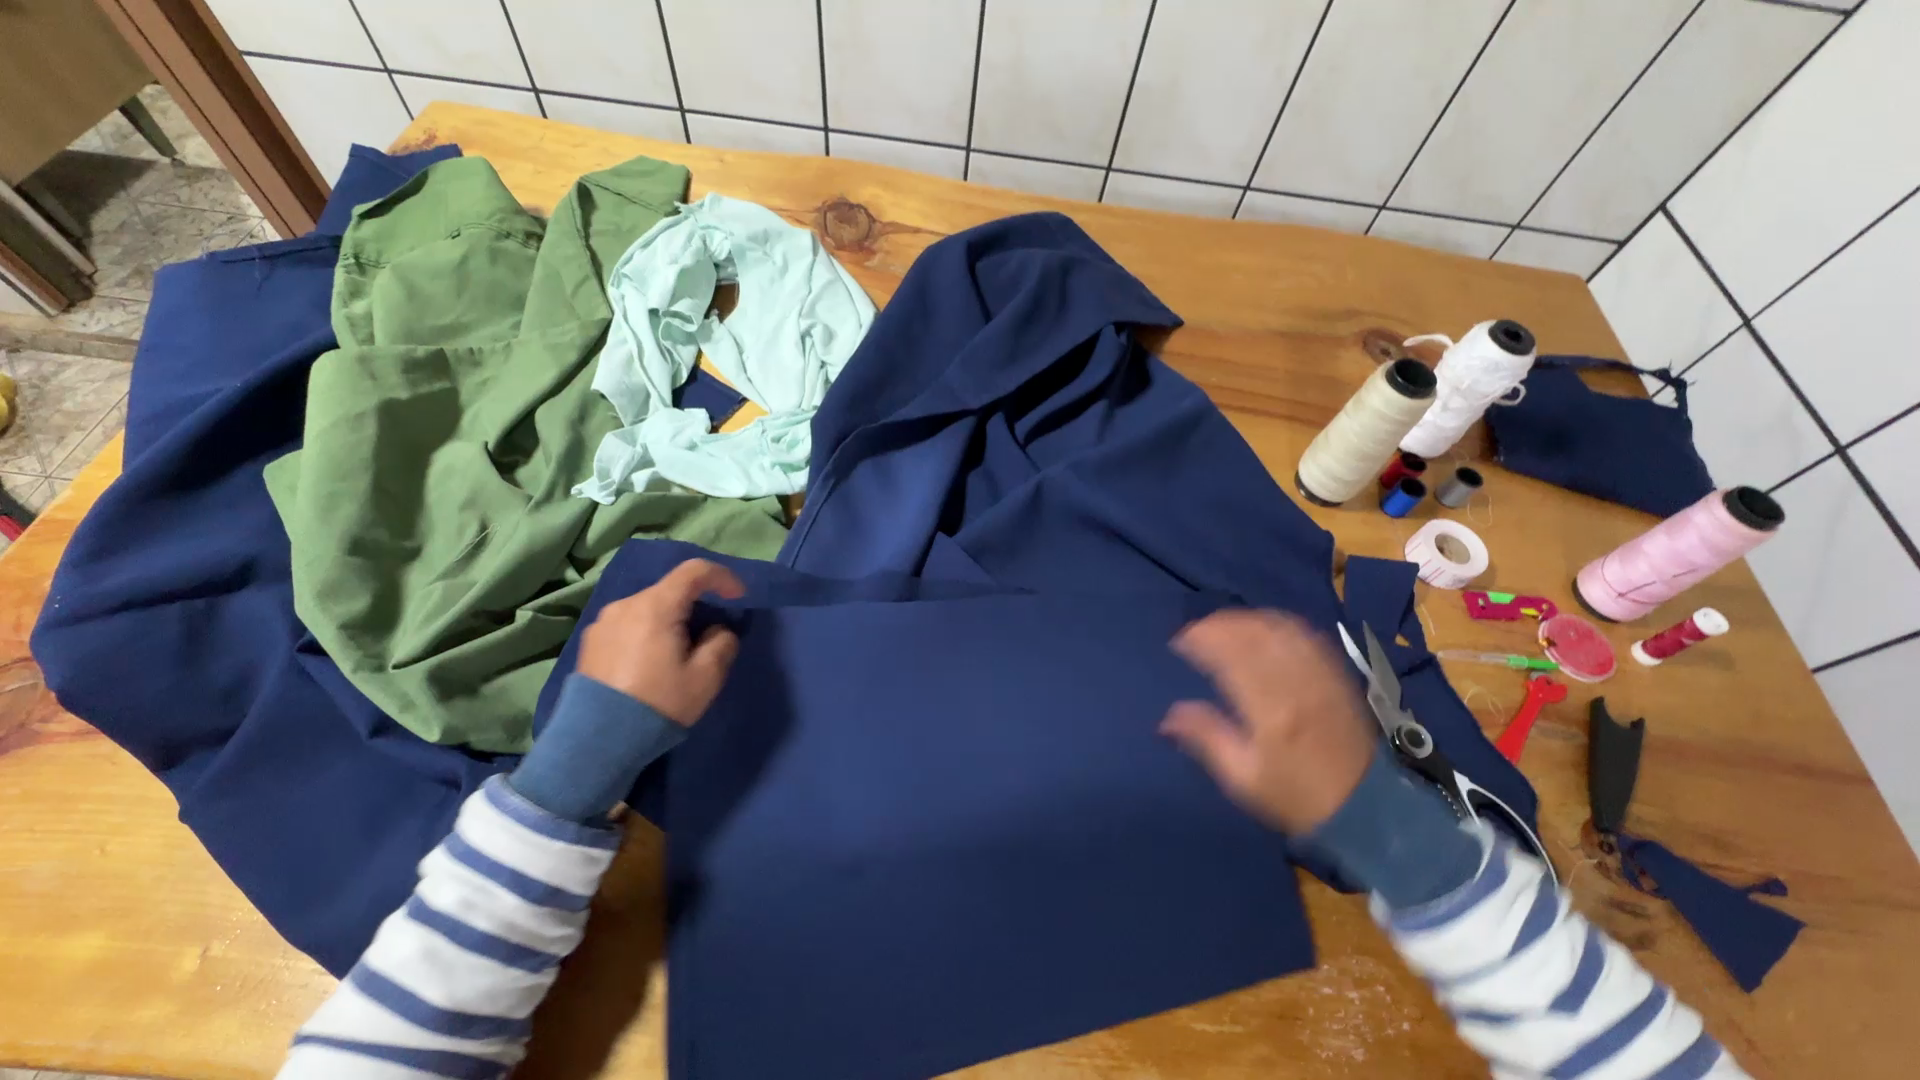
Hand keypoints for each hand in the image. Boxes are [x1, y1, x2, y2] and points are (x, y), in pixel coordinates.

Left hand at [575, 559, 746, 726]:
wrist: (598, 741)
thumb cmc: (658, 704)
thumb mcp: (706, 678)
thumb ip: (722, 644)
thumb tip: (716, 631)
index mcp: (655, 607)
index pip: (694, 571)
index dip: (723, 577)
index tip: (738, 598)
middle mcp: (625, 605)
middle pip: (669, 591)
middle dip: (695, 606)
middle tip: (708, 637)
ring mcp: (602, 623)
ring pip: (647, 608)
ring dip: (668, 620)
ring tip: (676, 655)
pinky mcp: (590, 643)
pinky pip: (627, 625)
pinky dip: (645, 632)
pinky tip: (648, 664)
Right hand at [1162, 611, 1376, 834]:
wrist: (1364, 805)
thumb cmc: (1295, 795)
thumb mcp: (1243, 778)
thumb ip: (1206, 739)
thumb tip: (1167, 717)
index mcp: (1268, 708)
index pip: (1229, 655)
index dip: (1201, 639)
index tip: (1179, 641)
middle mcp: (1295, 682)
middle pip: (1253, 634)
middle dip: (1220, 624)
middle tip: (1196, 630)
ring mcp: (1320, 675)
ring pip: (1280, 629)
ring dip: (1247, 620)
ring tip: (1225, 626)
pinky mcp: (1338, 675)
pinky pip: (1307, 636)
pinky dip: (1279, 625)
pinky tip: (1263, 628)